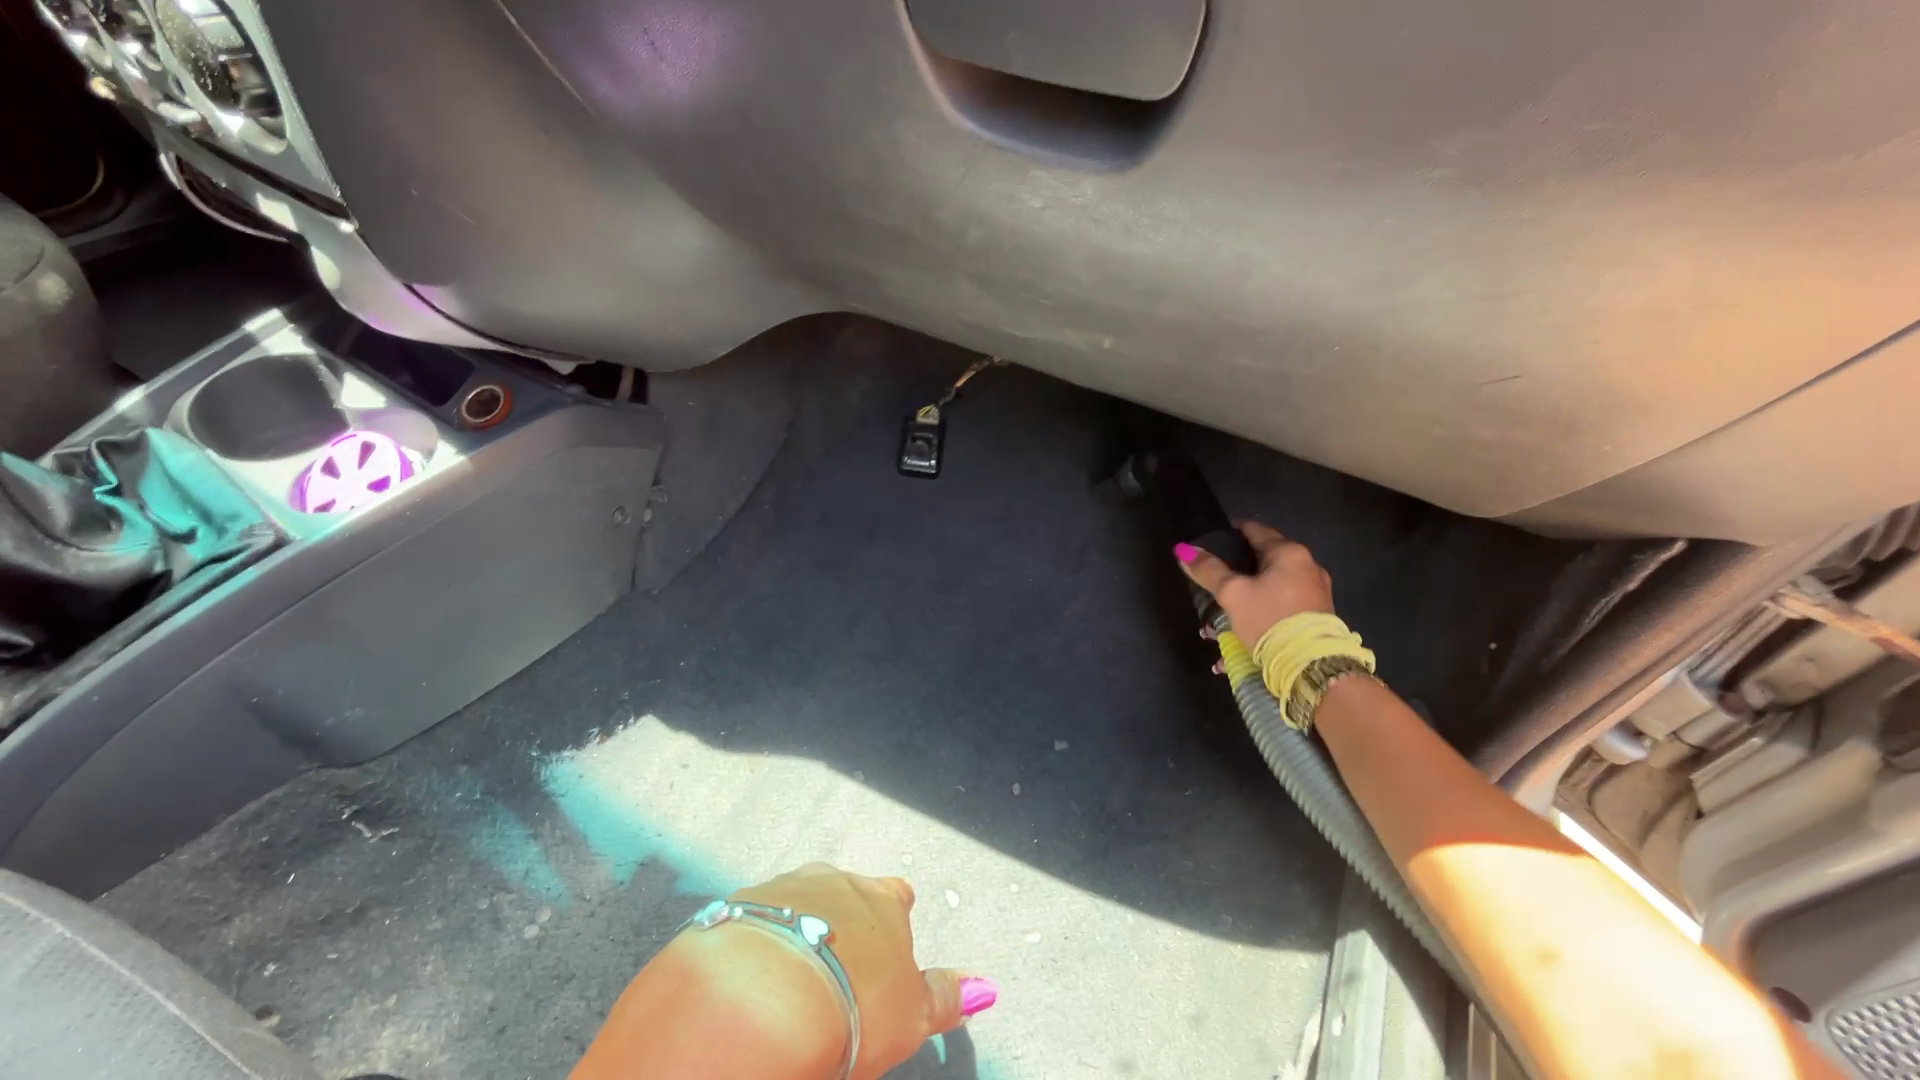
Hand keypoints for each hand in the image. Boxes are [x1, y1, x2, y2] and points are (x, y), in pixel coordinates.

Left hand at [572, 863, 990, 1079]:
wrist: (761, 998)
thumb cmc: (849, 1006)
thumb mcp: (911, 1014)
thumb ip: (945, 996)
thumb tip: (985, 988)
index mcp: (883, 901)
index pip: (896, 897)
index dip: (893, 916)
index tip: (887, 940)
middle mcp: (833, 882)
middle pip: (843, 892)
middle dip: (842, 918)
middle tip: (839, 963)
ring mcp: (781, 889)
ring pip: (795, 901)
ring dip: (796, 927)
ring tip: (792, 974)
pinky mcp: (732, 908)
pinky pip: (750, 921)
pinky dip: (754, 943)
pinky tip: (752, 976)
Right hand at [1175, 521, 1334, 642]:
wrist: (1310, 665)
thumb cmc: (1269, 618)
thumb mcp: (1232, 594)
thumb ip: (1208, 571)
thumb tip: (1183, 550)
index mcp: (1289, 553)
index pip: (1257, 530)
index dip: (1234, 530)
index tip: (1216, 536)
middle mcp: (1308, 566)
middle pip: (1264, 560)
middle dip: (1237, 572)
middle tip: (1215, 582)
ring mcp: (1316, 592)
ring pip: (1272, 587)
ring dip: (1247, 598)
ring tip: (1223, 618)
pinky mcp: (1318, 615)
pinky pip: (1282, 607)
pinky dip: (1262, 613)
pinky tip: (1244, 634)